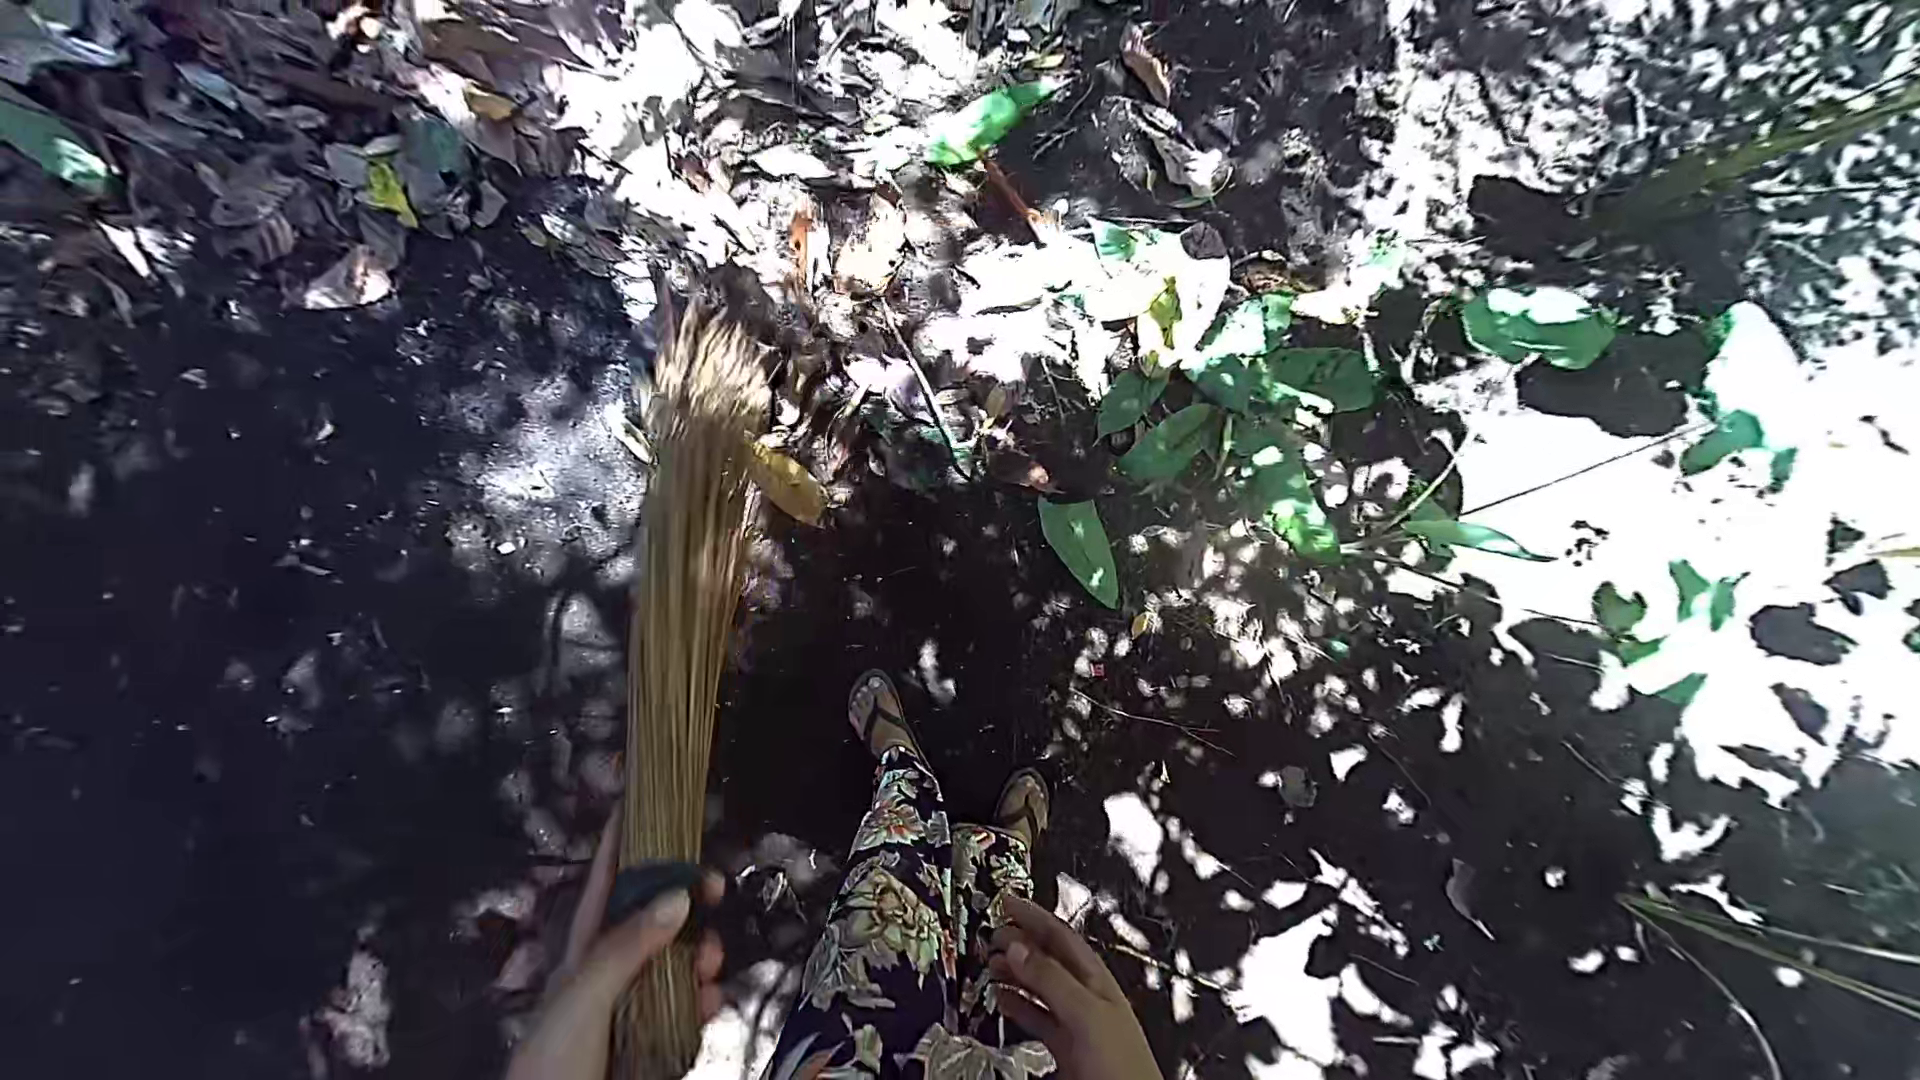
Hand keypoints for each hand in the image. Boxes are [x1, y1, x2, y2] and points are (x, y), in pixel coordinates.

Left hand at [505, 813, 723, 1079]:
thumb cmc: (550, 1072)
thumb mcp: (581, 1004)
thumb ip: (626, 948)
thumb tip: (680, 896)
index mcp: (585, 951)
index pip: (606, 882)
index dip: (622, 840)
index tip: (644, 800)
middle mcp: (614, 969)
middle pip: (659, 913)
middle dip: (689, 898)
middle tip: (715, 890)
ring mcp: (637, 1003)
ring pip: (683, 955)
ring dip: (705, 952)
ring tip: (711, 968)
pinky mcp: (658, 1034)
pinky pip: (692, 1001)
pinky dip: (707, 997)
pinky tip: (710, 1004)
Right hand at [989, 894, 1161, 1079]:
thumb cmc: (1123, 1066)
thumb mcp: (1085, 1014)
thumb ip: (1051, 978)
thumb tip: (1018, 947)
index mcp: (1094, 977)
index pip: (1059, 934)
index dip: (1033, 915)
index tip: (1008, 902)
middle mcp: (1084, 994)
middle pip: (1046, 957)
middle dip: (1019, 942)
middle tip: (993, 934)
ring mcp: (1075, 1021)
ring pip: (1039, 986)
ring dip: (1015, 972)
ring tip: (992, 963)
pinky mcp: (1066, 1047)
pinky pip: (1036, 1016)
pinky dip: (1017, 1005)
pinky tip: (1003, 1000)